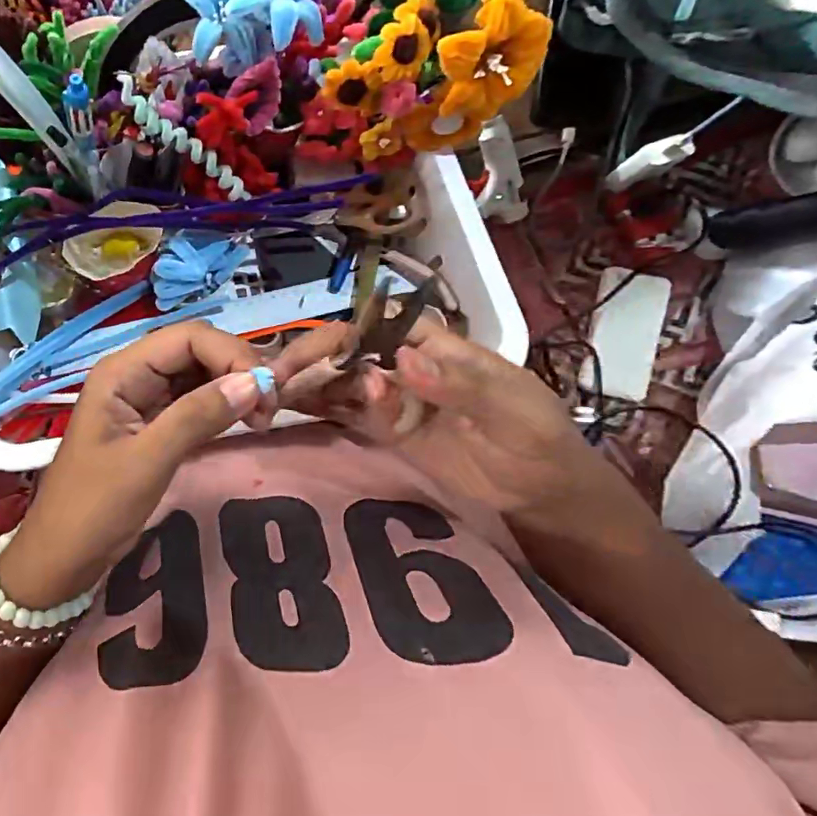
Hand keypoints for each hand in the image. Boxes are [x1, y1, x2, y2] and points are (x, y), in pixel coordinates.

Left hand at [0, 321, 322, 607]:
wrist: (62, 558)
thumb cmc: (95, 508)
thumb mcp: (148, 460)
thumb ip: (198, 416)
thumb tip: (255, 382)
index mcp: (122, 372)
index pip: (189, 337)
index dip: (231, 354)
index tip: (266, 390)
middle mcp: (134, 375)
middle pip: (197, 350)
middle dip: (236, 368)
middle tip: (269, 407)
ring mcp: (144, 398)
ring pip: (200, 374)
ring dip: (234, 387)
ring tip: (262, 417)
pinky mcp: (155, 422)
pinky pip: (196, 400)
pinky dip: (223, 406)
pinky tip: (244, 421)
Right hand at [278, 319, 653, 538]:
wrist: (543, 488)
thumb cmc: (535, 433)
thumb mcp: (508, 406)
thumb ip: (457, 383)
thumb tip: (401, 360)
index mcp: (437, 347)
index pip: (381, 327)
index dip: (345, 335)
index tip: (312, 353)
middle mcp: (409, 367)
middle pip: (353, 353)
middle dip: (314, 360)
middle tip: (276, 379)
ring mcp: (398, 400)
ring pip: (344, 383)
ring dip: (310, 385)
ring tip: (272, 396)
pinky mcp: (390, 431)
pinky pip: (352, 416)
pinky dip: (322, 410)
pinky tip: (292, 410)